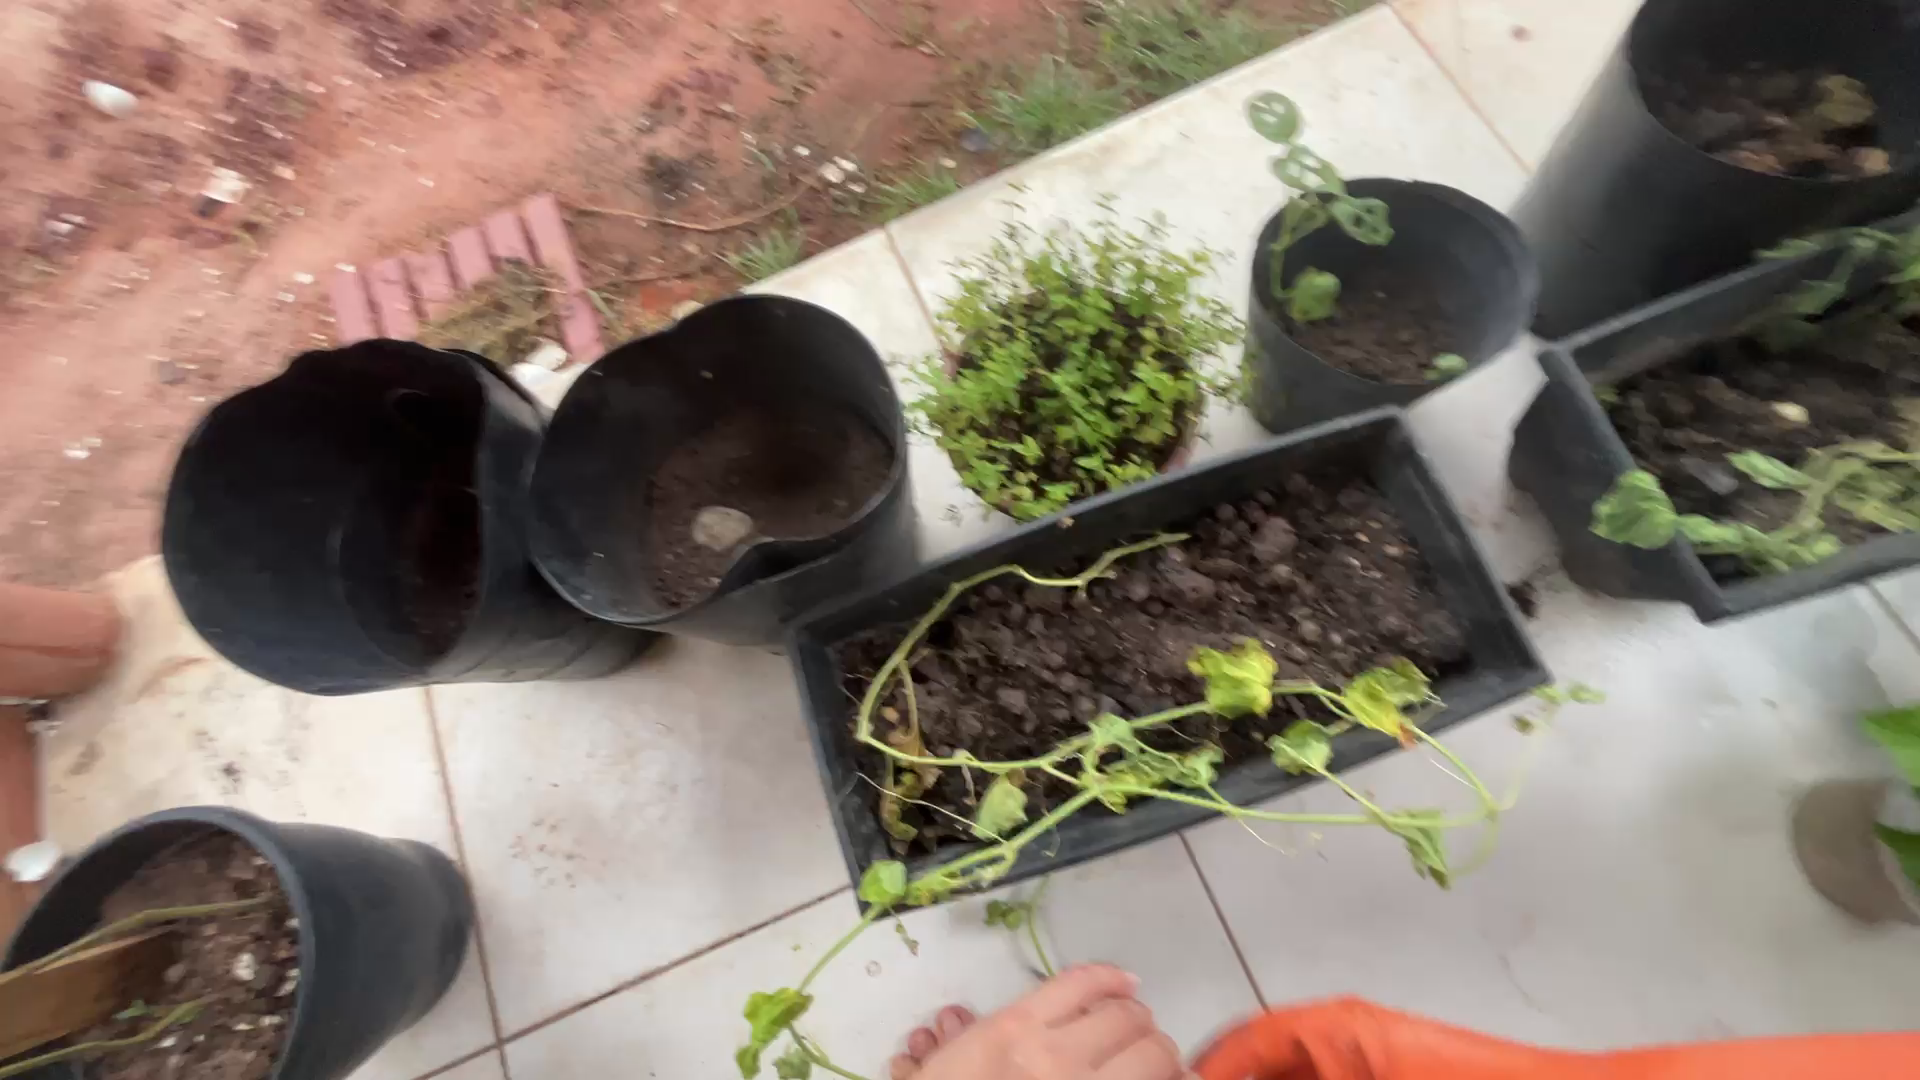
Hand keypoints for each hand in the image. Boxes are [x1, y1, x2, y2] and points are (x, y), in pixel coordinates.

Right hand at [898, 965, 1186, 1079]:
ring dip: (1159, 1051)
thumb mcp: (948, 1062)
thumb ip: (967, 1033)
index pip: (1079, 984)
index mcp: (1014, 1030)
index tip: (1127, 983)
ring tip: (1158, 1059)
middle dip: (1138, 1020)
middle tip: (1138, 1030)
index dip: (1110, 979)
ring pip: (1151, 1054)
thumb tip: (976, 1018)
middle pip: (1124, 1016)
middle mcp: (1055, 1056)